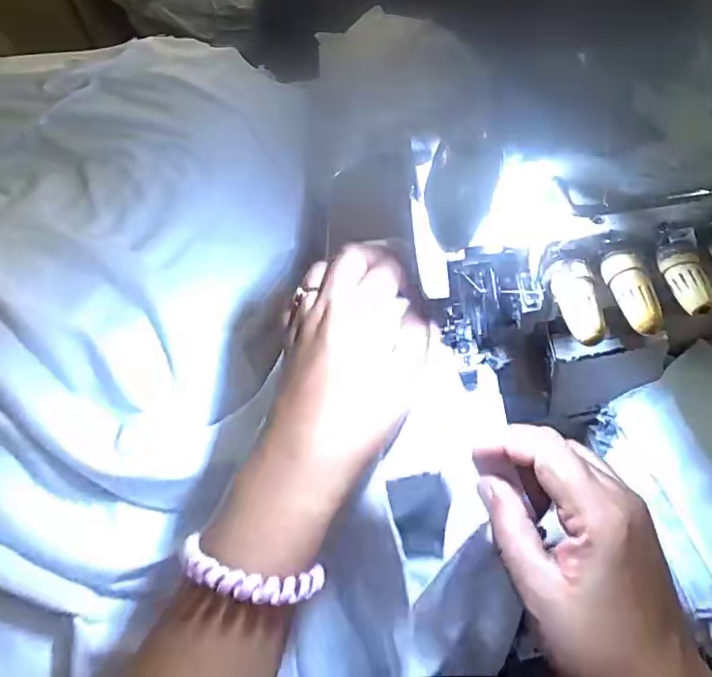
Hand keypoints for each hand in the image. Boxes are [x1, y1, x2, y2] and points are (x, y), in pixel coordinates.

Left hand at [273, 242, 434, 483]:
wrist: (302, 457)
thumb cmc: (362, 420)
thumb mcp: (409, 378)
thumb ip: (419, 334)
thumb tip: (418, 312)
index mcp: (359, 312)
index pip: (388, 267)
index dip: (410, 270)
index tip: (422, 285)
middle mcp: (327, 306)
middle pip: (351, 256)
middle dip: (380, 254)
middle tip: (400, 271)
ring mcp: (303, 319)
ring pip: (322, 269)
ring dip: (349, 268)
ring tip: (370, 285)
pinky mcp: (290, 337)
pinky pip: (302, 295)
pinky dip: (321, 288)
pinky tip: (336, 306)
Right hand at [477, 426, 709, 676]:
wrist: (657, 675)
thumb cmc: (597, 644)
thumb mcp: (542, 593)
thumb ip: (512, 531)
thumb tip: (488, 481)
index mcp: (602, 508)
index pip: (551, 449)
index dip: (509, 440)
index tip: (473, 447)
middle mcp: (622, 492)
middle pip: (567, 448)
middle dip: (522, 448)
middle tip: (482, 465)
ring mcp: (632, 502)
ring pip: (581, 460)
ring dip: (541, 462)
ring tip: (502, 482)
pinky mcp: (634, 516)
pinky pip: (593, 480)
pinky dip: (562, 479)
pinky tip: (538, 502)